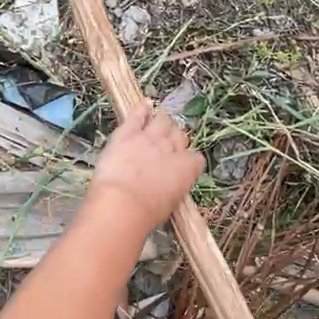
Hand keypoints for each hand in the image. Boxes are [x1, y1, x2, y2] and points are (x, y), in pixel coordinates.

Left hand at [84, 104, 203, 232]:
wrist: (122, 203)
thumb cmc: (147, 213)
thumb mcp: (171, 203)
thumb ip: (175, 187)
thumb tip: (170, 185)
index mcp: (188, 167)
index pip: (196, 158)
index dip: (188, 161)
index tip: (179, 168)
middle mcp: (172, 148)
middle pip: (179, 135)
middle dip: (174, 140)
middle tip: (165, 148)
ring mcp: (149, 137)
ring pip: (162, 121)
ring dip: (161, 123)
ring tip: (158, 125)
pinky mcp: (127, 133)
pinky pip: (137, 115)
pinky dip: (142, 109)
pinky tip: (145, 104)